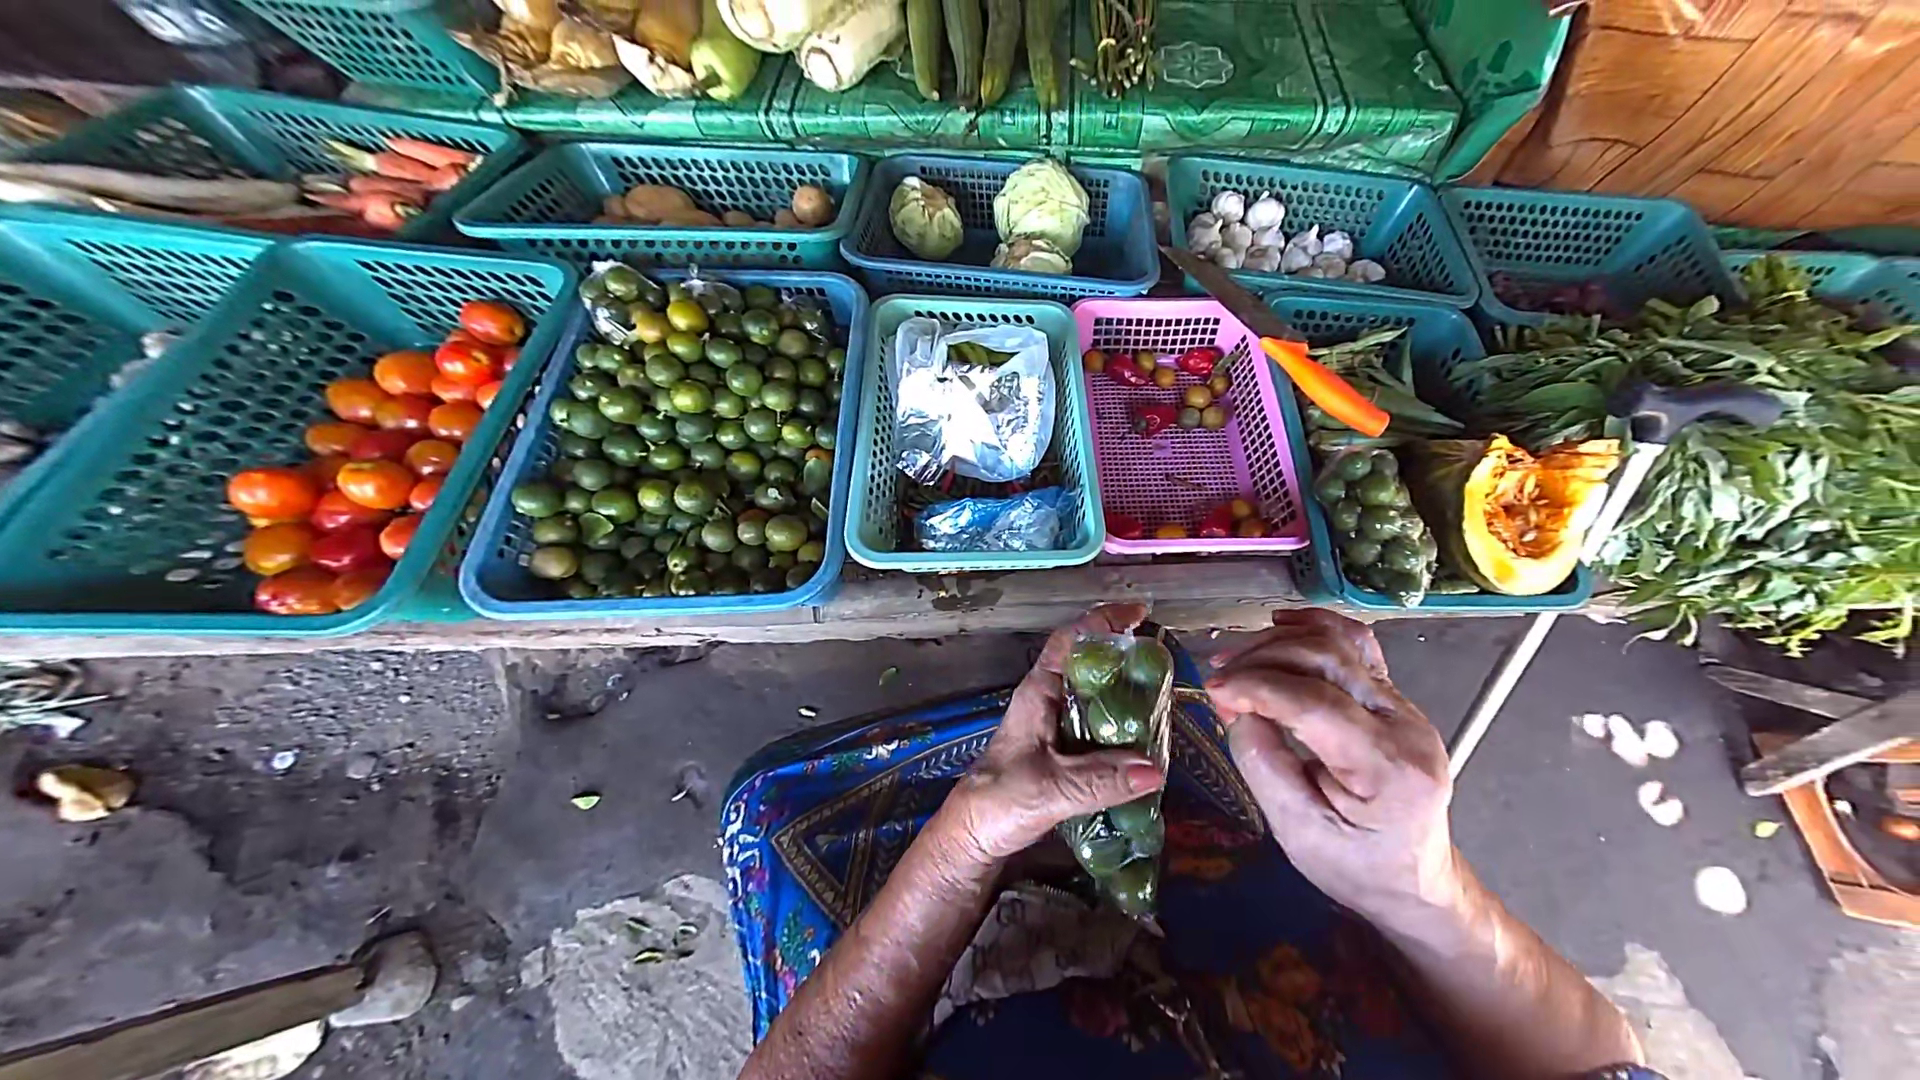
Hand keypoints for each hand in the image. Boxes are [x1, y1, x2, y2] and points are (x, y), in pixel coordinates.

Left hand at [941, 604, 1167, 868]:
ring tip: (1164, 695)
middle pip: (1087, 663)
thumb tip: (1156, 768)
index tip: (1138, 613)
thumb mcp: (1051, 789)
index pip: (1070, 640)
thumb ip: (1101, 780)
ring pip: (1093, 694)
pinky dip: (1120, 724)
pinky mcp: (1060, 750)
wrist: (973, 835)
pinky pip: (1096, 725)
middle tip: (1163, 660)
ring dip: (1125, 690)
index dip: (1102, 620)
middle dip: (1123, 655)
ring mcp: (1053, 725)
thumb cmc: (1000, 801)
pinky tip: (1145, 738)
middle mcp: (1047, 700)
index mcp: (1038, 692)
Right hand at [1205, 610, 1462, 929]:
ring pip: (1336, 642)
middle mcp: (1406, 725)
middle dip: (1260, 661)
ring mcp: (1403, 705)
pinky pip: (1354, 643)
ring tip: (1233, 662)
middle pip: (1326, 660)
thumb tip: (1237, 707)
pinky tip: (1278, 624)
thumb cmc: (1354, 865)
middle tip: (1218, 683)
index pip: (1317, 703)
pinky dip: (1312, 626)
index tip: (1213, 691)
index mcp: (1390, 770)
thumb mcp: (1296, 830)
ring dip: (1276, 643)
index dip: (1257, 687)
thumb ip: (1262, 762)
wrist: (1410, 877)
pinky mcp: (1390, 695)